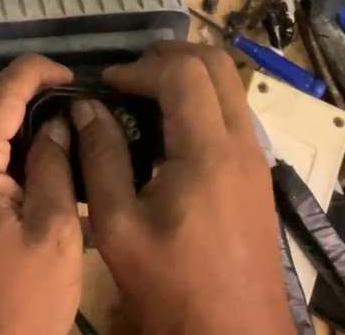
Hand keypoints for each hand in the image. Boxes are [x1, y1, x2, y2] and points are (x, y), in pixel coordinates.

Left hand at [0, 54, 81, 334]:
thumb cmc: (21, 300)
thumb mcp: (54, 232)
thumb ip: (54, 165)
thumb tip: (58, 120)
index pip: (1, 93)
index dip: (38, 73)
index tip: (76, 74)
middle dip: (35, 102)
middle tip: (82, 106)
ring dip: (25, 127)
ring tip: (72, 129)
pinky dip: (11, 150)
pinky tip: (46, 158)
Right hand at [75, 42, 293, 334]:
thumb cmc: (171, 287)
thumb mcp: (117, 224)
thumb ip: (100, 156)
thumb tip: (87, 104)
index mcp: (208, 154)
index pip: (182, 73)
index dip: (139, 67)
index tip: (105, 84)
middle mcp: (242, 147)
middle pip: (216, 64)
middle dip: (167, 57)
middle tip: (127, 77)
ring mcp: (256, 162)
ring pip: (229, 86)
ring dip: (185, 76)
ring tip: (140, 97)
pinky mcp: (257, 178)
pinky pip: (231, 113)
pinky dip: (198, 100)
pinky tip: (163, 130)